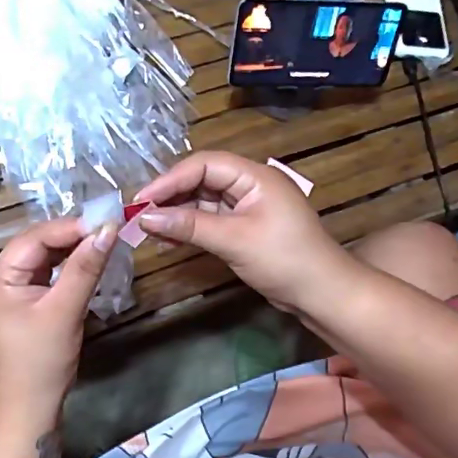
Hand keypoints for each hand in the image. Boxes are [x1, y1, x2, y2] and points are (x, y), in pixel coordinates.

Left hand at [0, 216, 116, 413]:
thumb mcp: (65, 310)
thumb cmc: (42, 358)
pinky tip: (92, 261)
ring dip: (75, 249)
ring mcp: (15, 288)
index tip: (108, 222)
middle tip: (111, 229)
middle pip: (41, 243)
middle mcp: (2, 275)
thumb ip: (85, 268)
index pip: (36, 237)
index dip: (72, 226)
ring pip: (48, 256)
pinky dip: (72, 267)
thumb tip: (108, 229)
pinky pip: (51, 273)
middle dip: (74, 235)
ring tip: (106, 241)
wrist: (31, 403)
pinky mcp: (29, 300)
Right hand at [133, 152, 357, 314]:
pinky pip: (210, 221)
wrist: (320, 293)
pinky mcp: (244, 228)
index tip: (140, 200)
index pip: (203, 164)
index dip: (169, 180)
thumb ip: (189, 225)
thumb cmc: (283, 259)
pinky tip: (168, 240)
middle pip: (201, 180)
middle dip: (169, 197)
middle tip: (138, 215)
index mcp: (254, 176)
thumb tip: (146, 216)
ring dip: (176, 215)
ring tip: (147, 230)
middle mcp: (250, 185)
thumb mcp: (233, 240)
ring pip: (202, 202)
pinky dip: (189, 229)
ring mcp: (247, 207)